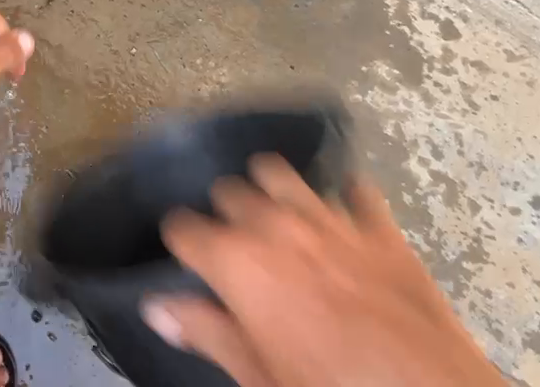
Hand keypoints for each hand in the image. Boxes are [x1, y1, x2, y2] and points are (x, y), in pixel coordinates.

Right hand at [141, 155, 504, 386]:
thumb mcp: (259, 378)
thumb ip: (206, 332)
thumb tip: (158, 308)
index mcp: (235, 260)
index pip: (182, 227)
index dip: (182, 245)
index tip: (190, 263)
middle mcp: (273, 224)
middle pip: (228, 192)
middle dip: (225, 215)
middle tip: (237, 250)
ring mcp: (329, 219)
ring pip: (280, 174)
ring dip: (272, 191)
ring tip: (277, 219)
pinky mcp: (381, 229)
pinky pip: (357, 191)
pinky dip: (345, 199)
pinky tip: (342, 217)